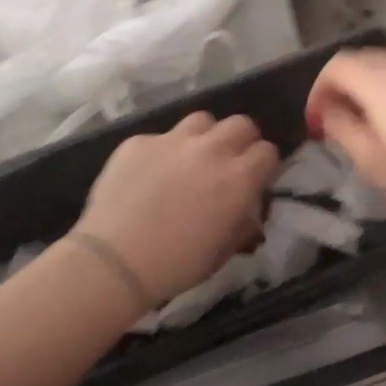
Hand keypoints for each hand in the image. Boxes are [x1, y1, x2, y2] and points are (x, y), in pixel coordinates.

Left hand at [71, 112, 279, 302]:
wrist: (116, 260)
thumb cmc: (178, 264)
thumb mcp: (224, 251)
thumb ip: (243, 223)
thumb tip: (246, 212)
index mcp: (239, 179)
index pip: (268, 152)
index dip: (265, 165)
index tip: (257, 179)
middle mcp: (211, 150)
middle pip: (241, 124)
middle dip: (242, 141)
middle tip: (231, 162)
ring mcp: (172, 141)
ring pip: (202, 120)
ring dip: (206, 136)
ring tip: (194, 158)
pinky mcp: (139, 142)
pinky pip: (162, 136)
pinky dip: (166, 150)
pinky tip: (153, 172)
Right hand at [306, 50, 385, 245]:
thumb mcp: (370, 161)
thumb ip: (341, 127)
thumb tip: (327, 110)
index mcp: (384, 80)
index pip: (337, 66)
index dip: (318, 90)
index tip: (314, 122)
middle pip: (362, 61)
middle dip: (340, 87)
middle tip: (331, 123)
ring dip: (365, 89)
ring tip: (360, 125)